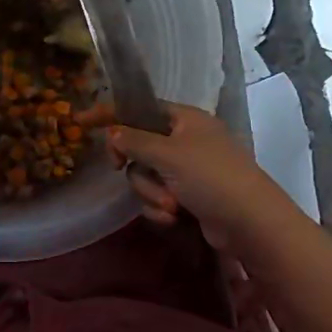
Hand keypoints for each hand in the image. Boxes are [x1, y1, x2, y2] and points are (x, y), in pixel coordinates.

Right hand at [82, 103, 289, 249]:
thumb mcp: (168, 154)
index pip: (140, 108)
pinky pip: (158, 196)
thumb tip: (113, 133)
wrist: (250, 223)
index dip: (110, 113)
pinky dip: (161, 208)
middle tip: (120, 167)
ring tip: (171, 205)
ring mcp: (188, 170)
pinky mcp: (190, 196)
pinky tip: (174, 217)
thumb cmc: (210, 177)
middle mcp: (186, 140)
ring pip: (145, 175)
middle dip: (138, 167)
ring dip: (151, 192)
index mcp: (185, 119)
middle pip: (139, 146)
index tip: (81, 122)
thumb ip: (134, 141)